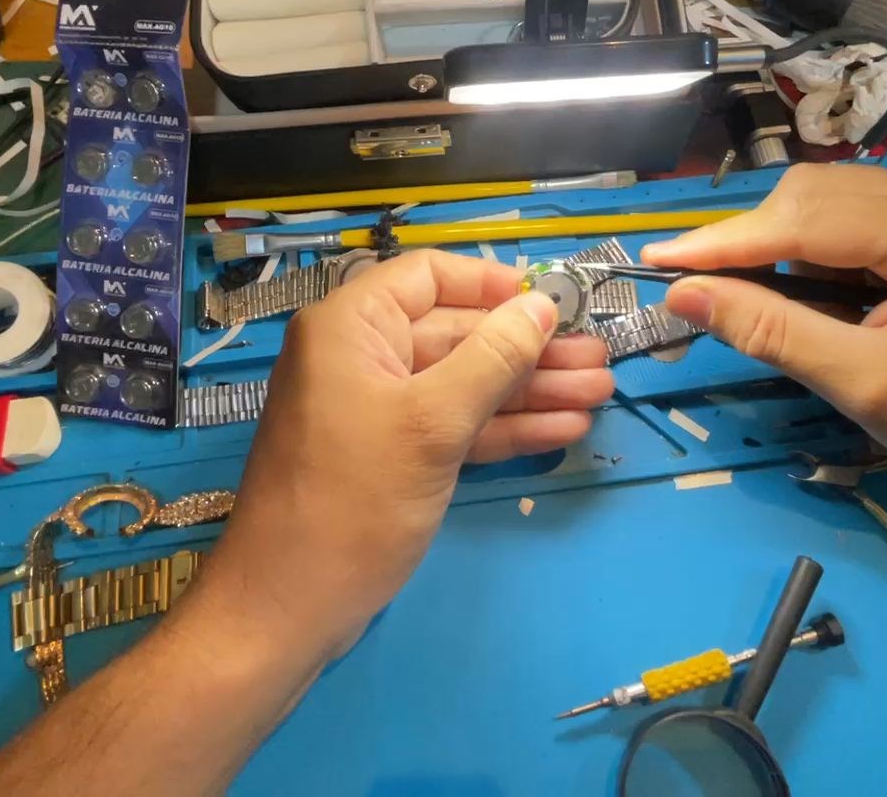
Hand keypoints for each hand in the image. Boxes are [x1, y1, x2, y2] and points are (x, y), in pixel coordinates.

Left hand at [202, 251, 612, 658]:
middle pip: (458, 334)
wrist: (287, 610)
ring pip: (465, 383)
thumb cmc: (353, 499)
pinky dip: (505, 427)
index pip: (428, 276)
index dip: (491, 284)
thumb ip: (492, 358)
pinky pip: (457, 424)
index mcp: (352, 325)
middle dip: (528, 349)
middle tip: (598, 359)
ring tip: (598, 391)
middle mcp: (365, 356)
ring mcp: (382, 408)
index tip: (549, 303)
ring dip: (530, 389)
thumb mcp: (432, 422)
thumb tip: (541, 306)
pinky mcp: (397, 454)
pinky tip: (563, 427)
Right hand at [643, 164, 886, 504]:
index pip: (805, 219)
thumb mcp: (864, 386)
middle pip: (811, 196)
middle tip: (700, 291)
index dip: (722, 242)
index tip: (655, 262)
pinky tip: (802, 288)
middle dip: (748, 242)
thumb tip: (682, 295)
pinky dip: (807, 249)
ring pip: (823, 201)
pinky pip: (848, 216)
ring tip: (751, 297)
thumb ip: (770, 332)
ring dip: (774, 245)